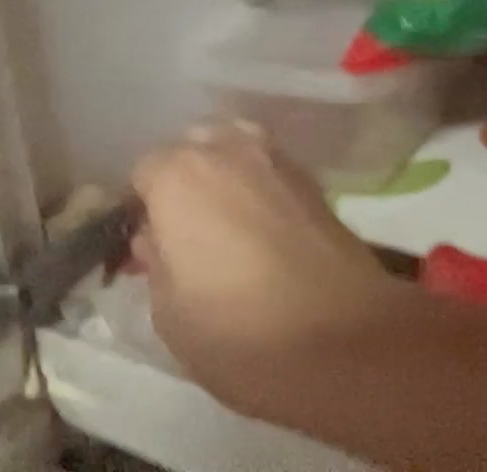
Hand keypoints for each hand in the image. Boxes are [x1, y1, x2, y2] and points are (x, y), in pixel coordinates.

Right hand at [130, 120, 405, 416]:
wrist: (344, 338)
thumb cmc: (240, 330)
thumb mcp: (169, 313)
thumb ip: (155, 262)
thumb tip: (156, 238)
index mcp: (180, 175)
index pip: (144, 171)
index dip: (142, 208)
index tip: (147, 245)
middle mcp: (228, 149)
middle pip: (193, 148)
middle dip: (184, 181)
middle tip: (186, 232)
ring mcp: (277, 159)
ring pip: (236, 149)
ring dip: (225, 175)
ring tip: (227, 224)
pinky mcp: (315, 180)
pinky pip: (271, 170)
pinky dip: (261, 187)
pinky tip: (266, 228)